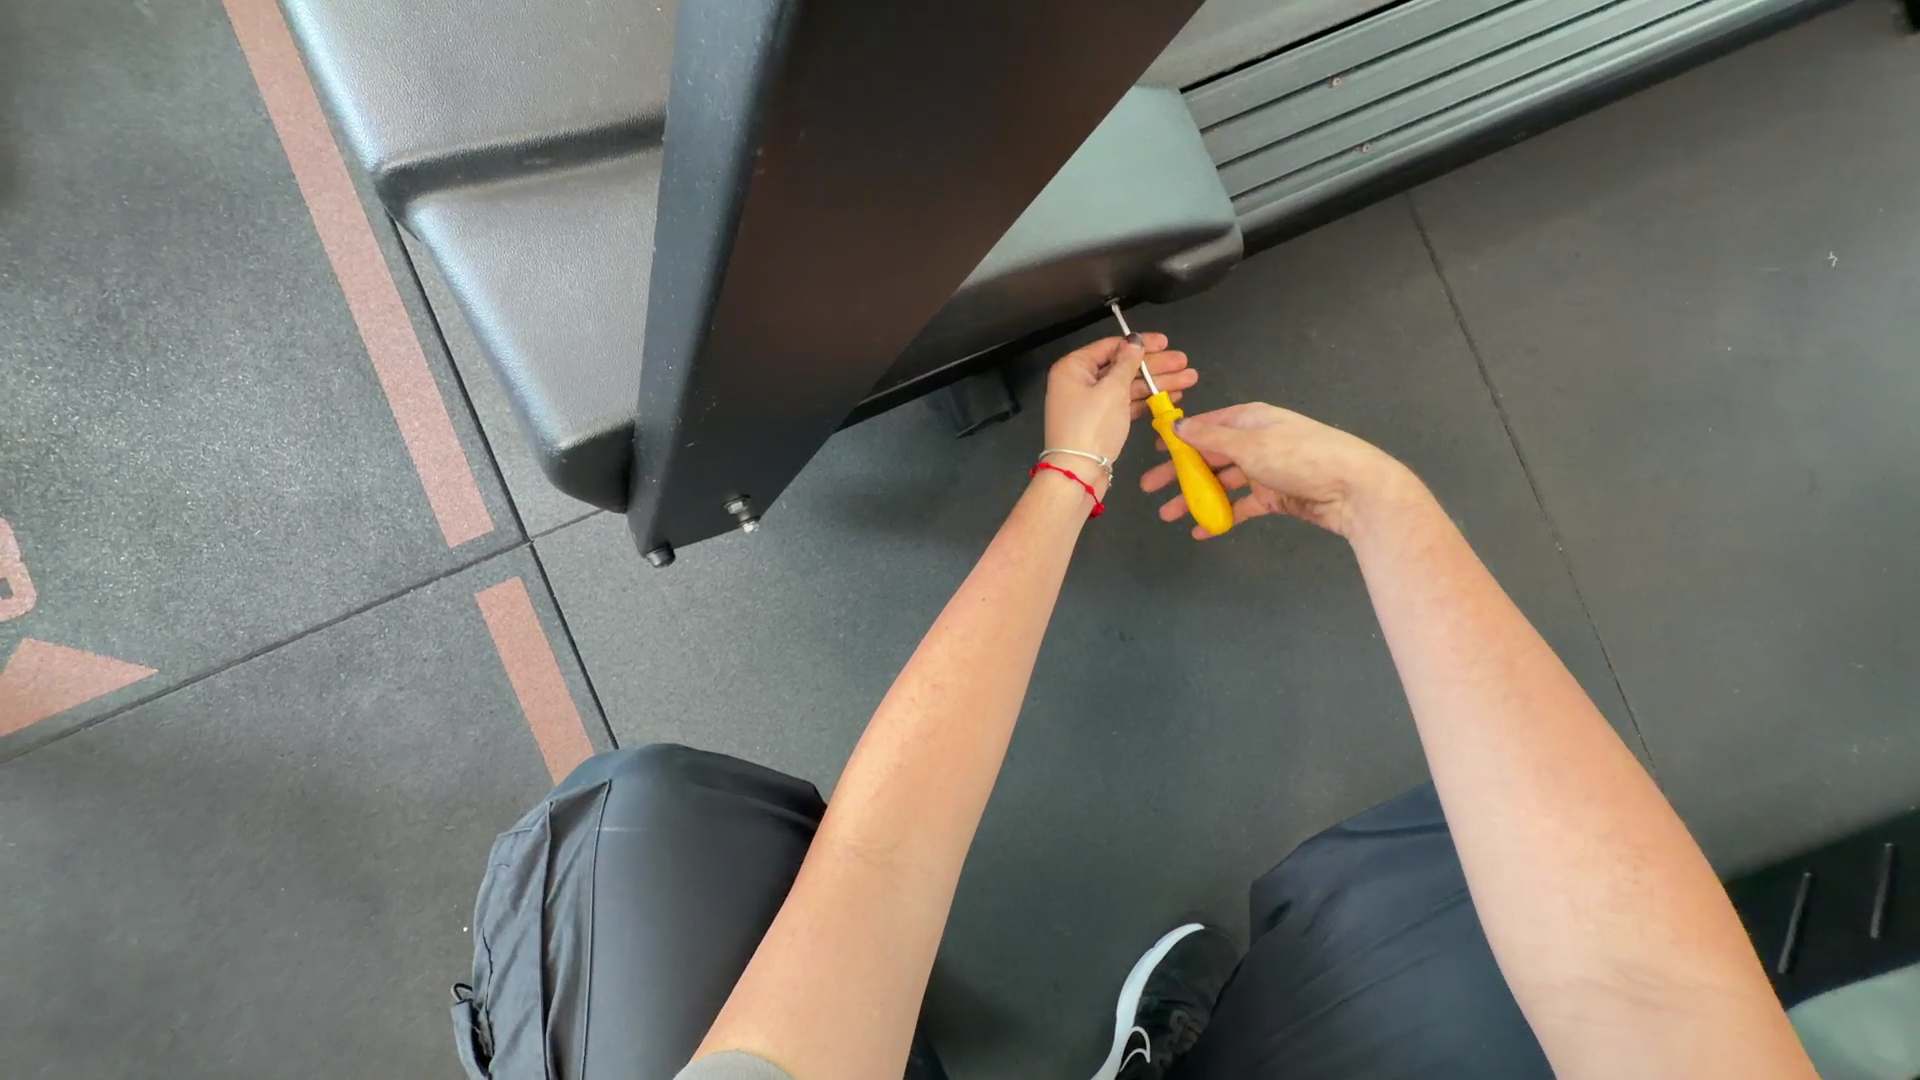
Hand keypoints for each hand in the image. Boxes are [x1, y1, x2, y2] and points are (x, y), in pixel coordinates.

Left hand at [1043, 334, 1196, 489]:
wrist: (1078, 474)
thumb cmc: (1092, 426)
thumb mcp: (1111, 390)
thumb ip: (1126, 363)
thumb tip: (1134, 341)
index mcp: (1073, 368)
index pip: (1110, 347)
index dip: (1139, 344)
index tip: (1166, 342)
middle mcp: (1079, 382)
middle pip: (1121, 367)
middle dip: (1155, 366)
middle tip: (1184, 363)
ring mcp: (1090, 404)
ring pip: (1127, 387)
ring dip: (1157, 383)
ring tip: (1189, 380)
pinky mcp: (1101, 422)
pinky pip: (1126, 405)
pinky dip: (1147, 401)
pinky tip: (1172, 397)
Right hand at [1140, 402, 1415, 538]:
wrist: (1354, 489)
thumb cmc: (1300, 457)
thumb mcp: (1250, 444)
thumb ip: (1210, 438)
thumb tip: (1177, 425)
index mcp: (1250, 421)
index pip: (1206, 425)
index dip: (1178, 436)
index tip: (1152, 450)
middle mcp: (1255, 442)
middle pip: (1208, 455)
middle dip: (1178, 472)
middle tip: (1149, 487)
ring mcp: (1265, 470)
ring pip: (1220, 483)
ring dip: (1195, 498)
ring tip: (1168, 514)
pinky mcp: (1274, 496)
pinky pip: (1240, 505)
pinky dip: (1221, 516)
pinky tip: (1202, 530)